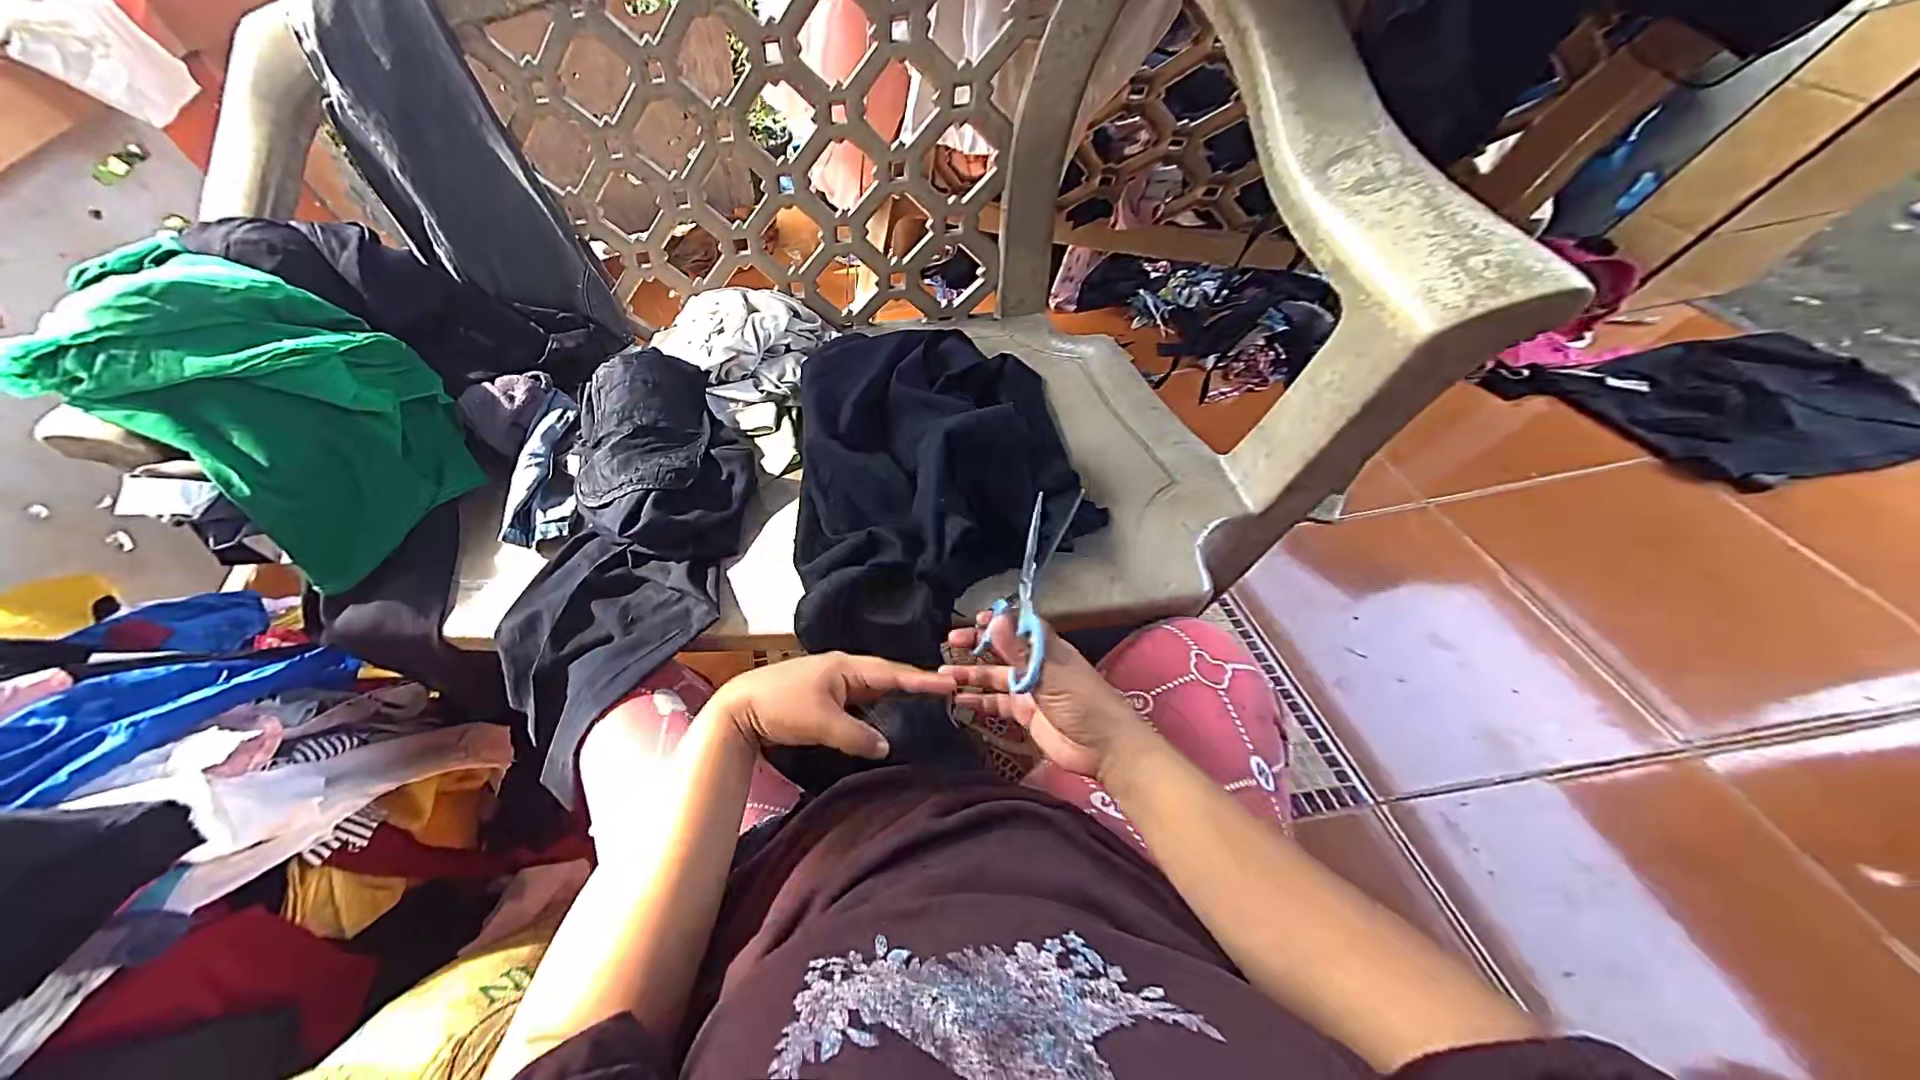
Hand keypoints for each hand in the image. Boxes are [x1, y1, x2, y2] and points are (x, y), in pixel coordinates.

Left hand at [707, 651, 956, 758]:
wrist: (738, 708)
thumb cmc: (780, 706)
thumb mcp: (820, 722)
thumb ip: (856, 735)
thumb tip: (885, 746)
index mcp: (846, 666)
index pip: (892, 672)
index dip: (922, 680)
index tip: (950, 683)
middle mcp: (843, 669)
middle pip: (886, 675)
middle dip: (914, 682)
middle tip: (943, 691)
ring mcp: (832, 682)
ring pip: (872, 688)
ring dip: (895, 694)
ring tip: (923, 703)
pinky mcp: (823, 697)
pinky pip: (859, 699)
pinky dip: (876, 706)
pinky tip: (884, 717)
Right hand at [941, 611, 1147, 777]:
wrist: (1105, 748)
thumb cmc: (1084, 703)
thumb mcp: (1050, 673)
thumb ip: (1019, 650)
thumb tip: (996, 618)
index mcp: (1047, 649)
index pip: (1017, 626)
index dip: (997, 621)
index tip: (973, 619)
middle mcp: (1037, 666)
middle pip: (1002, 650)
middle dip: (977, 645)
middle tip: (950, 643)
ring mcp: (1031, 691)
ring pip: (995, 677)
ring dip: (972, 674)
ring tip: (945, 674)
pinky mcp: (1027, 715)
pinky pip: (998, 705)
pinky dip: (979, 702)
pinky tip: (960, 701)